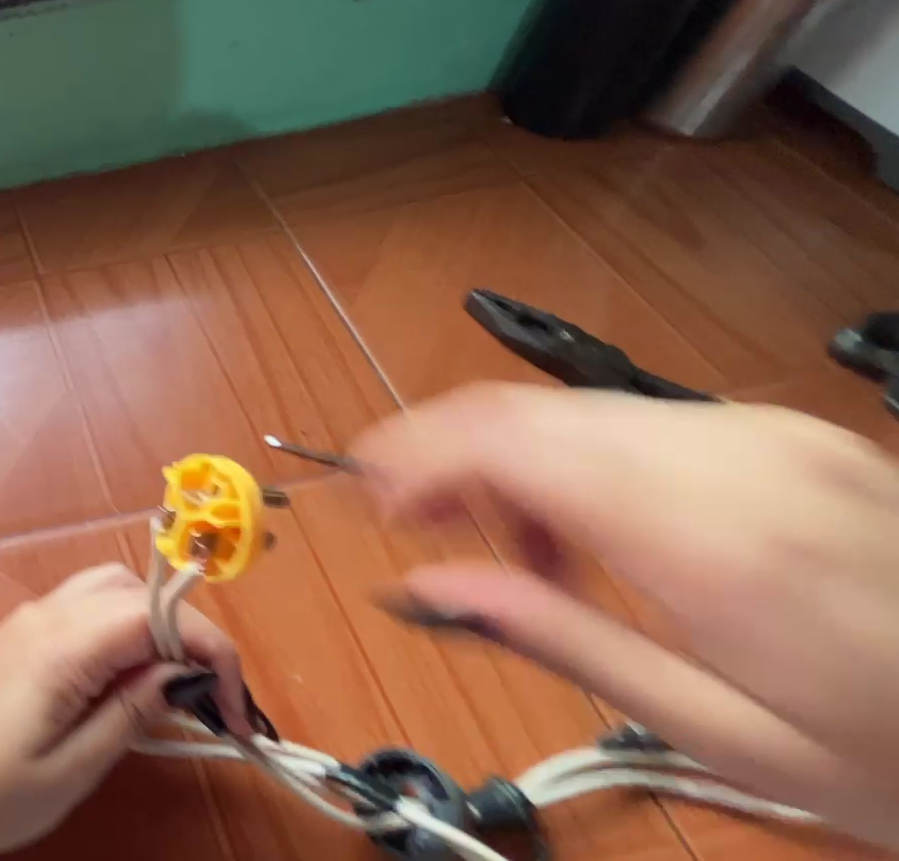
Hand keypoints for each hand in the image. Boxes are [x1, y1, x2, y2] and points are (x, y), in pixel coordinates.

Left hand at [0, 563, 245, 859]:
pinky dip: (123, 626)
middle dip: (186, 632)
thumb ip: (132, 709)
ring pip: (111, 588)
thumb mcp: (75, 766)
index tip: (235, 707)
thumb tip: (182, 672)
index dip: (209, 649)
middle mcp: (47, 614)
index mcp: (62, 645)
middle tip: (209, 697)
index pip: (155, 614)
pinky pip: (86, 606)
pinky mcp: (23, 631)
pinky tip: (129, 676)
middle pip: (137, 590)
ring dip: (155, 624)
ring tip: (174, 686)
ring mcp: (32, 617)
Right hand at [353, 382, 898, 846]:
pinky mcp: (770, 428)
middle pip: (516, 409)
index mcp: (709, 532)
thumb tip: (421, 585)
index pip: (504, 440)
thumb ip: (556, 637)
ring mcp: (755, 429)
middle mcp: (726, 452)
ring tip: (504, 546)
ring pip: (556, 407)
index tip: (366, 501)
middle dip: (433, 452)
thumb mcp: (717, 729)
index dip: (409, 455)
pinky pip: (617, 419)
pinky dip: (560, 459)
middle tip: (407, 520)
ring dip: (493, 460)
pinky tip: (581, 527)